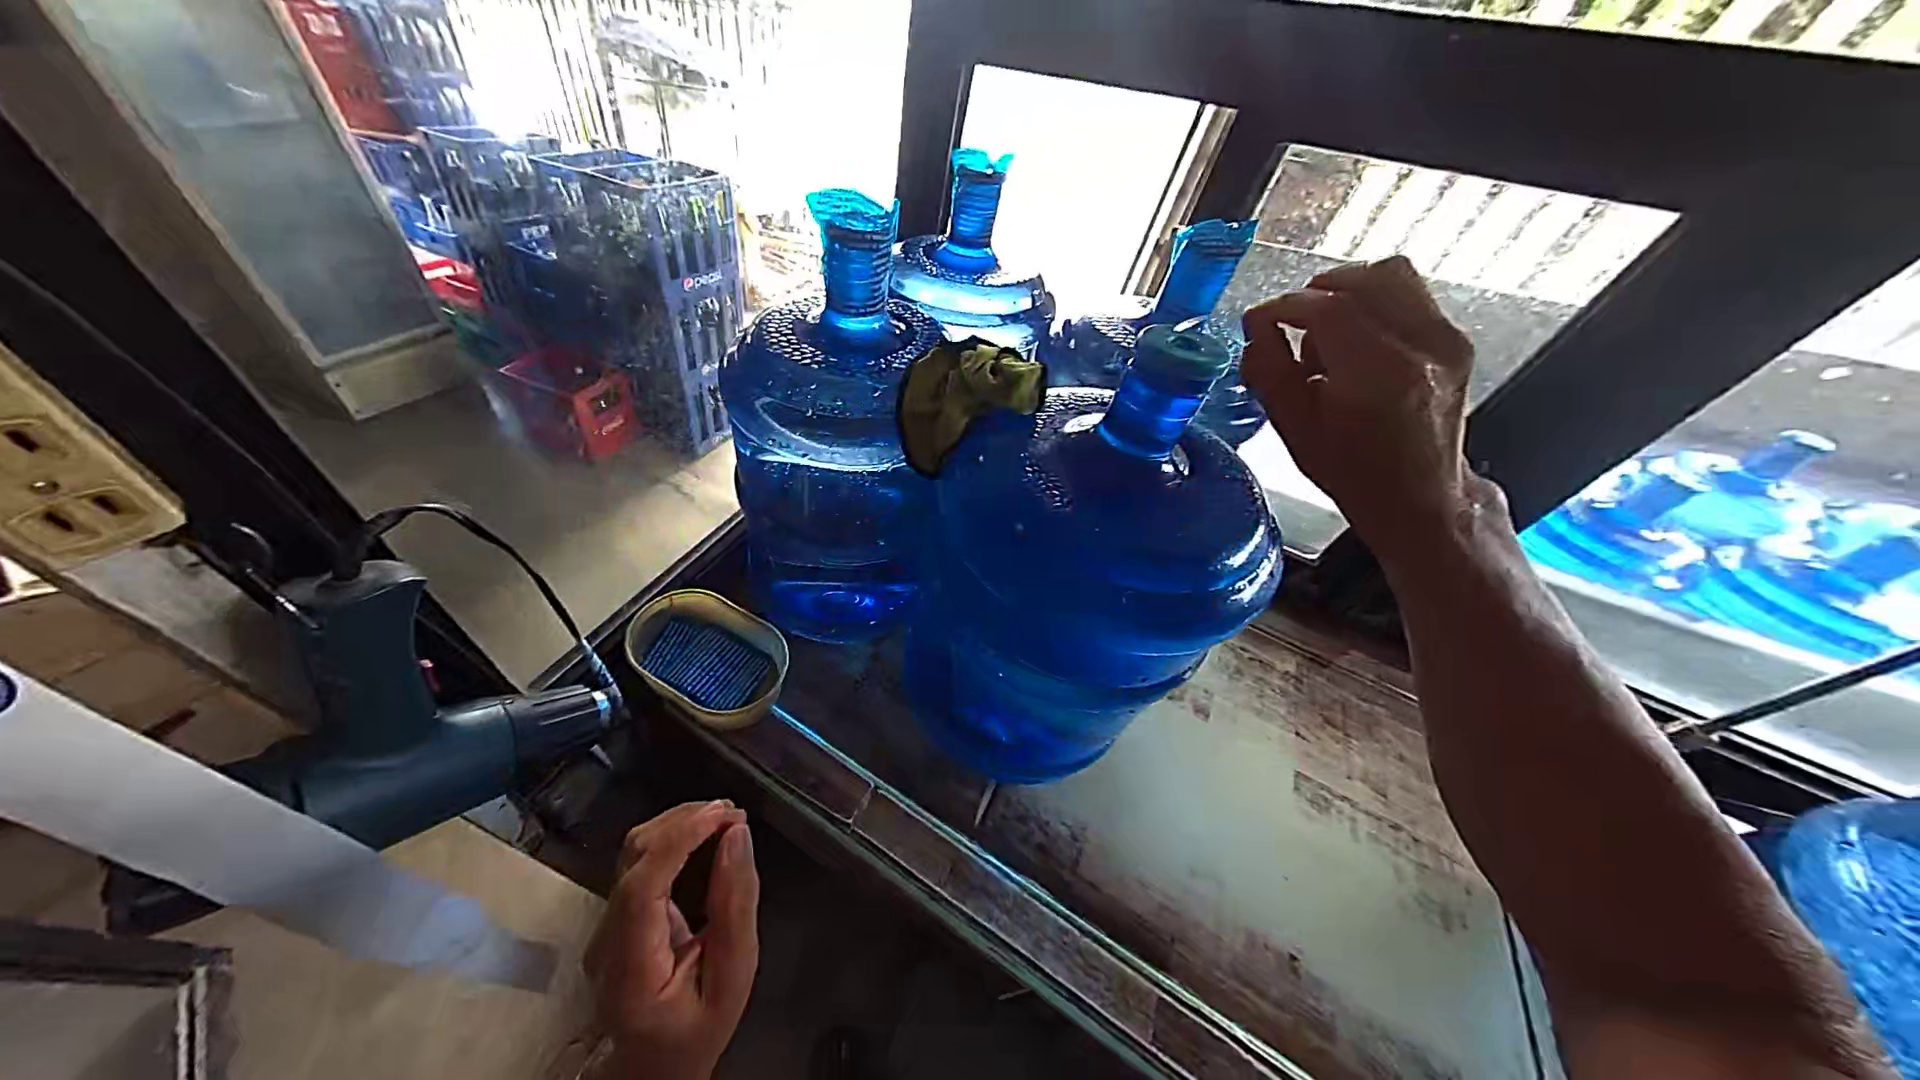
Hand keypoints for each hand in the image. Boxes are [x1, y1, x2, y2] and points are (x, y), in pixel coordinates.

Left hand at [584, 800, 759, 1079]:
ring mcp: (604, 925)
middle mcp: (605, 940)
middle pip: (635, 858)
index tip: (724, 814)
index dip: (681, 839)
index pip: (641, 886)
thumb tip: (737, 837)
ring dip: (682, 823)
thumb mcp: (734, 979)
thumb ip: (735, 908)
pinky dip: (676, 835)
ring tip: (727, 818)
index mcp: (629, 970)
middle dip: (687, 822)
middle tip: (737, 814)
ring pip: (634, 850)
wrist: (652, 1066)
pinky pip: (641, 859)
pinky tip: (706, 832)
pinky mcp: (615, 913)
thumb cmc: (697, 1030)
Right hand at [1240, 256, 1488, 558]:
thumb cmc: (1352, 471)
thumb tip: (1257, 330)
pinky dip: (1370, 302)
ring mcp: (1445, 339)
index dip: (1283, 307)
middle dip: (1314, 293)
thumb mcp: (1293, 429)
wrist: (1417, 493)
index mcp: (1377, 374)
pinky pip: (1407, 294)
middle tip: (1288, 320)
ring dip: (1345, 292)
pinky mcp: (1453, 338)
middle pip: (1363, 279)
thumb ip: (1269, 372)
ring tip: (1322, 329)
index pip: (1327, 308)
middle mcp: (1421, 347)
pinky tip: (1352, 338)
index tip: (1259, 320)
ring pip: (1391, 275)